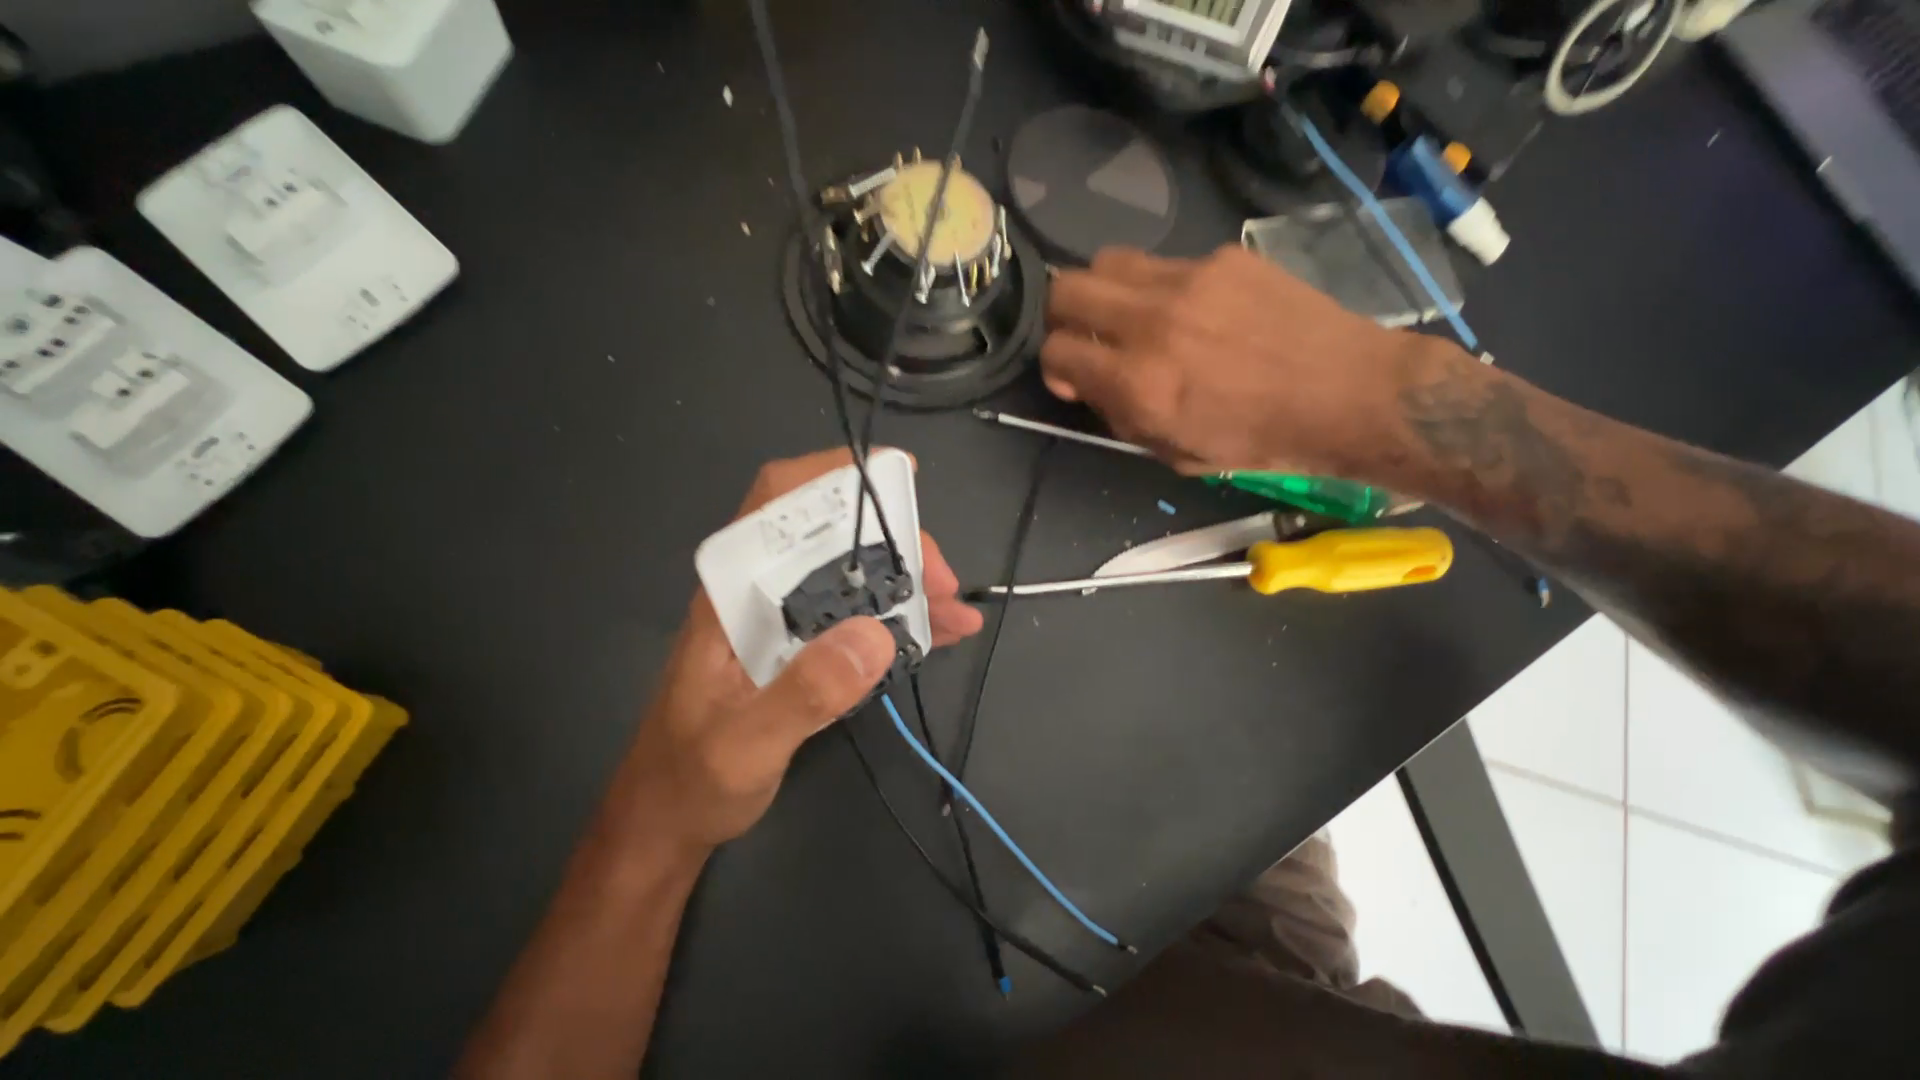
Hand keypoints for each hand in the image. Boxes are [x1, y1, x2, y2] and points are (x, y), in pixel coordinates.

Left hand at [620, 449, 983, 848]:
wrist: (666, 823)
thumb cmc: (690, 779)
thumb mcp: (745, 745)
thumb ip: (804, 693)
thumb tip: (876, 634)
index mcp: (730, 595)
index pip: (775, 506)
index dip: (832, 476)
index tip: (895, 475)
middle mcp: (757, 596)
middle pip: (828, 537)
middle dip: (892, 544)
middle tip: (943, 580)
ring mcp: (780, 624)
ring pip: (850, 577)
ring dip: (905, 583)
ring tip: (956, 609)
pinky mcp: (799, 653)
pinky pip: (855, 620)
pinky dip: (899, 620)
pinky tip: (940, 633)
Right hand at [1042, 245, 1448, 479]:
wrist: (1348, 394)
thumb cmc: (1262, 440)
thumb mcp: (1178, 453)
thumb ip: (1122, 415)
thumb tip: (1089, 383)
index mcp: (1140, 383)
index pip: (1055, 352)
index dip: (1055, 368)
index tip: (1075, 378)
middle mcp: (1152, 322)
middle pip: (1066, 290)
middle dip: (1063, 318)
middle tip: (1088, 337)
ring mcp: (1188, 280)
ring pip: (1107, 261)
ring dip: (1104, 290)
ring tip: (1129, 314)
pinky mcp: (1222, 257)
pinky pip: (1165, 262)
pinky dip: (1161, 287)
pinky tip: (1195, 309)